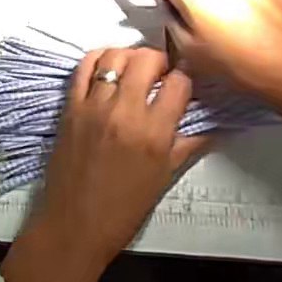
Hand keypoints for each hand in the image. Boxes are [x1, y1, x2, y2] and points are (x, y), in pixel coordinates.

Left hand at [1, 48, 207, 281]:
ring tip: (135, 69)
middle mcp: (124, 112)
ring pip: (115, 56)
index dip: (186, 79)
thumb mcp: (163, 177)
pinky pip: (84, 67)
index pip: (179, 83)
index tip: (184, 84)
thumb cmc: (124, 209)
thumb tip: (211, 124)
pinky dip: (99, 58)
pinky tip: (108, 65)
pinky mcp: (70, 107)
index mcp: (153, 133)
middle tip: (162, 73)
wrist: (74, 226)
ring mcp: (93, 106)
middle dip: (161, 60)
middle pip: (147, 59)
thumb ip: (186, 144)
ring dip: (130, 56)